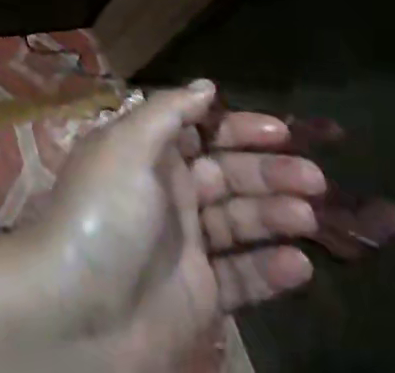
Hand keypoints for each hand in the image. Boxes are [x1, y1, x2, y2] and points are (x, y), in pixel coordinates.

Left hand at [18, 81, 325, 371]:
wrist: (80, 309)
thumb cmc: (105, 214)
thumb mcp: (126, 146)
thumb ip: (168, 113)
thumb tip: (206, 85)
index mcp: (143, 154)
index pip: (197, 132)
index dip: (237, 128)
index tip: (281, 131)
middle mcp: (164, 193)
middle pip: (225, 174)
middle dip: (268, 172)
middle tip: (313, 177)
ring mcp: (183, 244)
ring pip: (239, 222)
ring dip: (275, 216)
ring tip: (307, 217)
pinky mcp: (199, 293)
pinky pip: (243, 277)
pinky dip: (271, 270)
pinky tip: (299, 265)